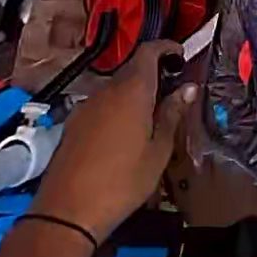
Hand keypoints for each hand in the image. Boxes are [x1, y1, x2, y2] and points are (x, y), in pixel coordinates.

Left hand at [29, 43, 197, 239]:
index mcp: (132, 91)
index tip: (180, 55)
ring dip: (134, 94)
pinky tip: (123, 134)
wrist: (68, 209)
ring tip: (151, 117)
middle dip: (153, 74)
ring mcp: (86, 104)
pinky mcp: (74, 121)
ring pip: (115, 88)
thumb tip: (188, 88)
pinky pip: (101, 105)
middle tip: (172, 92)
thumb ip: (171, 115)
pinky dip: (116, 108)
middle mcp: (106, 89)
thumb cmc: (123, 181)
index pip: (148, 51)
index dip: (165, 47)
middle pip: (132, 70)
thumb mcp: (157, 152)